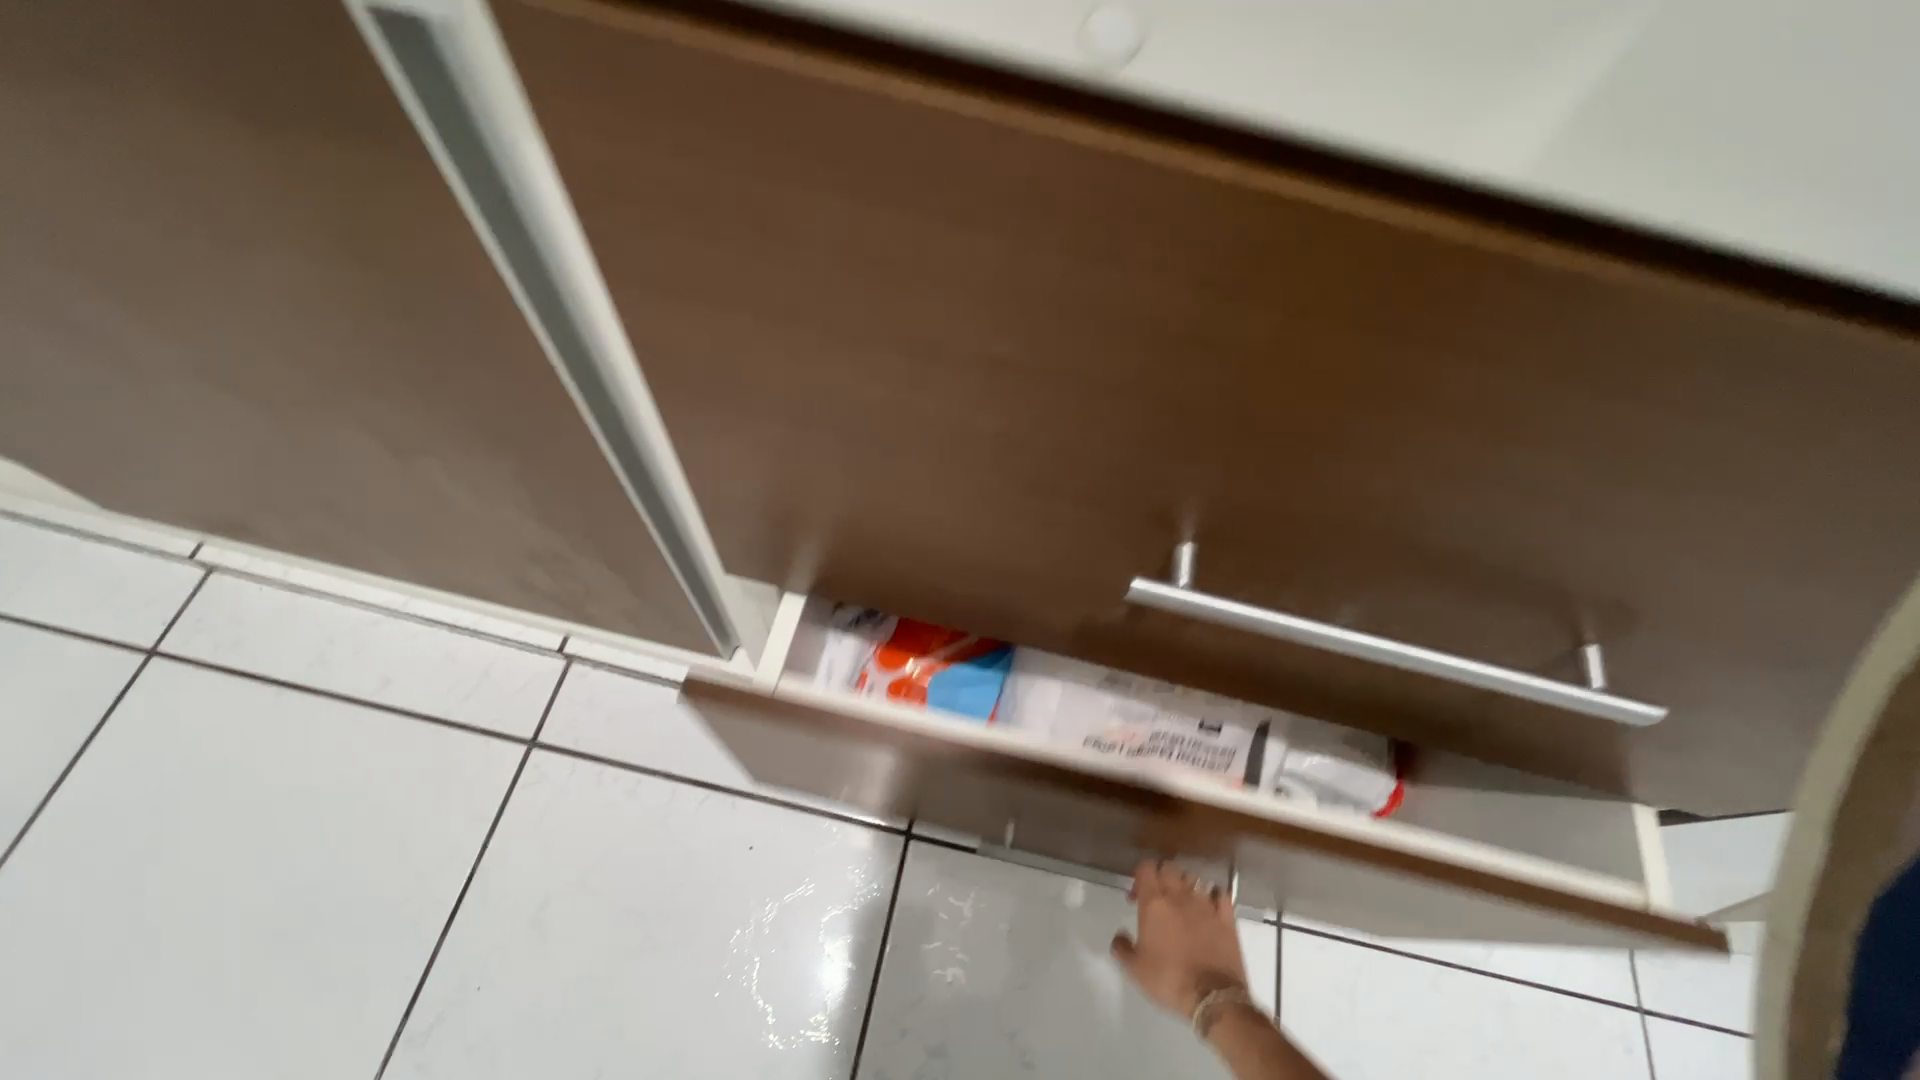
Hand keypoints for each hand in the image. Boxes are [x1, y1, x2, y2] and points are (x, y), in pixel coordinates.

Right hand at [1111, 859, 1248, 1018]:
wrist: (1213, 996)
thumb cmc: (1169, 979)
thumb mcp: (1135, 969)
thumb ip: (1122, 948)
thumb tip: (1119, 937)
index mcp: (1154, 903)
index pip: (1145, 868)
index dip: (1139, 875)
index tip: (1136, 895)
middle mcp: (1180, 896)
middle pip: (1169, 868)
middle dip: (1161, 877)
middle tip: (1157, 898)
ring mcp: (1206, 904)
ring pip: (1194, 878)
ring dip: (1186, 885)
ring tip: (1183, 902)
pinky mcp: (1227, 917)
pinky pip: (1220, 894)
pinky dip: (1213, 895)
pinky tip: (1209, 907)